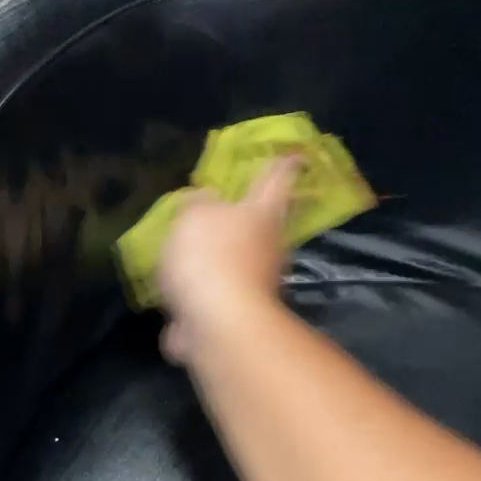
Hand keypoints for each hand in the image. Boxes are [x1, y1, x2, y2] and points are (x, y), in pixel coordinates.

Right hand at [156, 158, 297, 364]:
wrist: (218, 326)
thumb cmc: (210, 259)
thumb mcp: (193, 217)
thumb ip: (197, 204)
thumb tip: (206, 200)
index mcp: (261, 213)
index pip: (276, 179)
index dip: (283, 164)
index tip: (296, 155)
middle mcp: (267, 246)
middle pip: (267, 221)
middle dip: (258, 211)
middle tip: (246, 201)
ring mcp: (255, 282)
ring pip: (245, 259)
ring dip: (229, 253)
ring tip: (202, 247)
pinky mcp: (236, 312)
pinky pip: (219, 292)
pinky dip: (206, 289)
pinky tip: (184, 290)